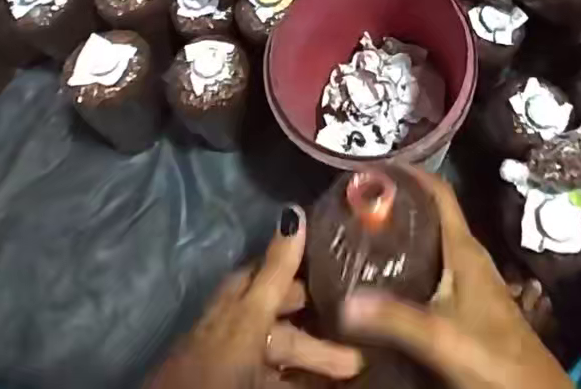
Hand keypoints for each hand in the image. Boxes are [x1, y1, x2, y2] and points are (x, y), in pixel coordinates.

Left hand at [151, 205, 363, 387]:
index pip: (285, 273)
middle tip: (366, 332)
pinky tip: (328, 385)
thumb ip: (276, 269)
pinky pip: (284, 380)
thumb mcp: (250, 317)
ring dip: (320, 360)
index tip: (355, 270)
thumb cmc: (214, 367)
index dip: (316, 270)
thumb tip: (295, 210)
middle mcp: (243, 325)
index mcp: (241, 297)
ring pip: (290, 353)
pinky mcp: (245, 383)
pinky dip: (304, 380)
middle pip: (292, 318)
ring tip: (358, 366)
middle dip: (327, 324)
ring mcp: (242, 362)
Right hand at [340, 169, 573, 388]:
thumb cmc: (490, 353)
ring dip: (409, 227)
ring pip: (437, 237)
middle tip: (365, 202)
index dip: (413, 173)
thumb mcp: (438, 334)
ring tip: (371, 231)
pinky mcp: (470, 296)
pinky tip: (394, 273)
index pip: (440, 192)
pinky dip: (415, 254)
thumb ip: (394, 317)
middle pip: (435, 211)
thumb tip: (344, 301)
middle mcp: (469, 252)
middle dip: (404, 200)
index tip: (380, 168)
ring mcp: (471, 274)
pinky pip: (438, 260)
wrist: (531, 388)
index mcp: (464, 247)